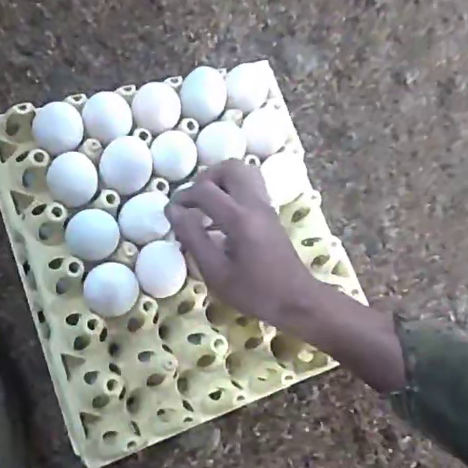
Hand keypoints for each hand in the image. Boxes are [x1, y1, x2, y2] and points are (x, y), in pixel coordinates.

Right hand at [168, 160, 323, 328]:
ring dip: (220, 181)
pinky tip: (221, 217)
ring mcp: (266, 206)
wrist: (297, 299)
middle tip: (193, 201)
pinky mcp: (270, 213)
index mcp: (240, 219)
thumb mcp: (215, 272)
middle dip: (205, 178)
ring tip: (206, 205)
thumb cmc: (254, 292)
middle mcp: (254, 204)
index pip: (204, 190)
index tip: (171, 213)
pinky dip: (231, 191)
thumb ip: (193, 238)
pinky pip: (250, 186)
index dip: (182, 197)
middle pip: (229, 167)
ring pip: (243, 172)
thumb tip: (174, 211)